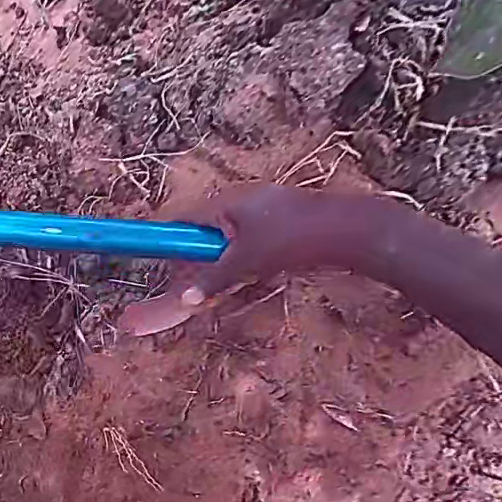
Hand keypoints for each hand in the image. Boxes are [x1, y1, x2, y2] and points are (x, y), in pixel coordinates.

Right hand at [119, 183, 391, 336]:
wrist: (349, 229)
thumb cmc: (292, 240)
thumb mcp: (246, 263)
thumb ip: (212, 280)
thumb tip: (183, 301)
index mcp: (223, 203)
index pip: (178, 219)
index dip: (163, 239)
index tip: (152, 260)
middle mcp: (238, 200)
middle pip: (200, 229)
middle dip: (193, 255)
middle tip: (192, 281)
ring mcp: (260, 208)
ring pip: (225, 236)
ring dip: (221, 260)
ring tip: (231, 278)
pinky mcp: (278, 219)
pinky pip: (246, 239)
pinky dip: (241, 257)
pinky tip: (256, 271)